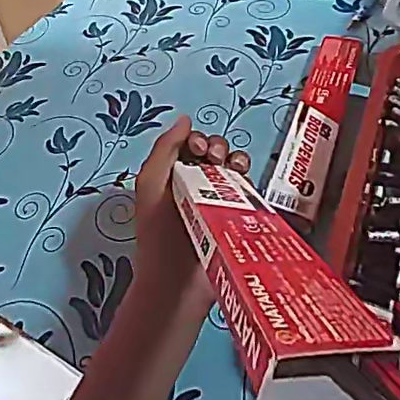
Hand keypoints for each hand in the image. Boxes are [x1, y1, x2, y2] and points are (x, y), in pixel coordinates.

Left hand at [131, 115, 250, 317]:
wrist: (177, 281)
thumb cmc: (158, 233)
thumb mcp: (150, 183)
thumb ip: (165, 148)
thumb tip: (185, 118)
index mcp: (174, 174)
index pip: (192, 144)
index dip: (197, 140)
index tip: (198, 151)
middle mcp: (197, 183)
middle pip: (216, 151)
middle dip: (218, 147)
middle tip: (213, 161)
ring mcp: (219, 200)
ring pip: (235, 167)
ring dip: (235, 160)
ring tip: (231, 171)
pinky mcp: (238, 216)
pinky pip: (249, 189)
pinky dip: (249, 180)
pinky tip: (244, 184)